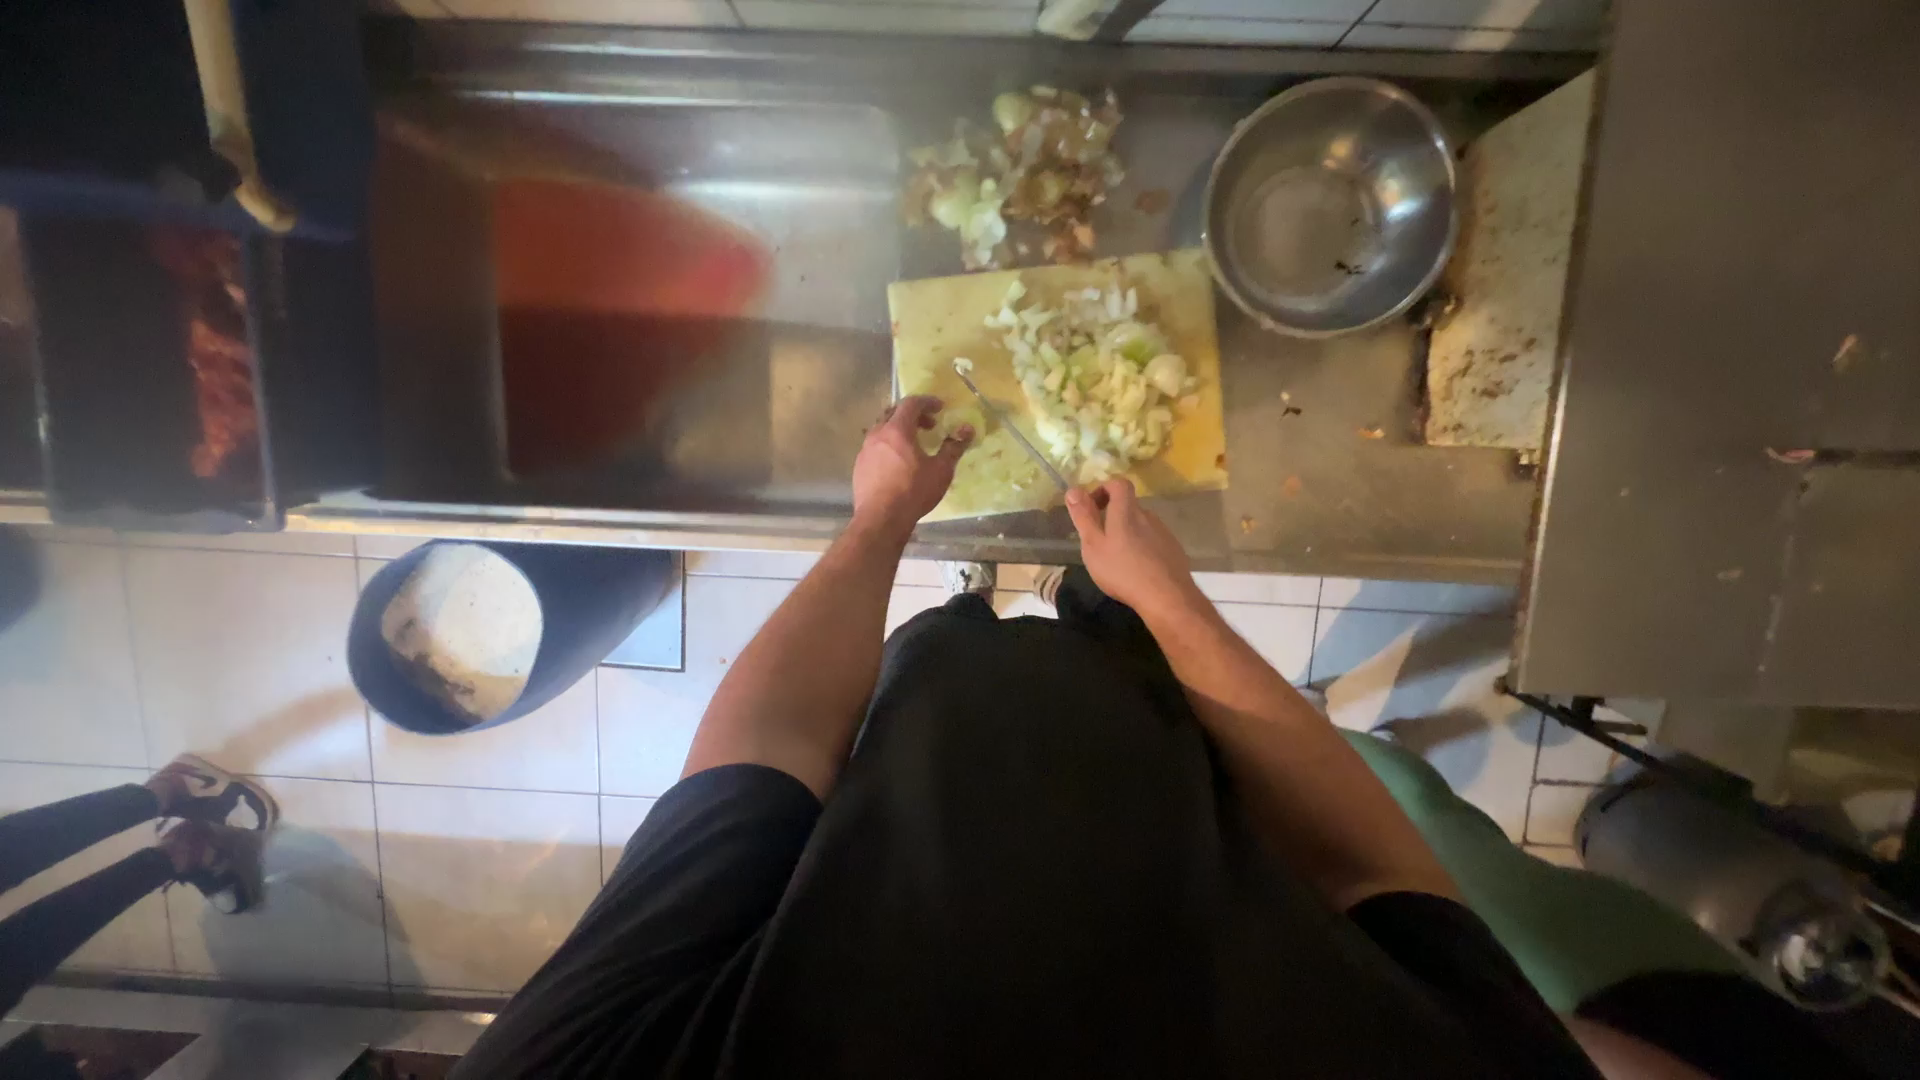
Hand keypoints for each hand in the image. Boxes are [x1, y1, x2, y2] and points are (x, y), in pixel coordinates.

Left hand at [851, 395, 972, 539]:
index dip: (927, 402)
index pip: (911, 403)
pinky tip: (897, 464)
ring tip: (913, 445)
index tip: (940, 408)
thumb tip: (967, 429)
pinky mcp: (859, 466)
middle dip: (912, 415)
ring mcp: (865, 450)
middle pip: (893, 412)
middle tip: (928, 426)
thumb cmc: (913, 492)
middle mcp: (877, 434)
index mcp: (897, 430)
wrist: (881, 519)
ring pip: (881, 429)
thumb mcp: (941, 470)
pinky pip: (875, 446)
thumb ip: (954, 447)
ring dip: (899, 430)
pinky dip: (888, 446)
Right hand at [1065, 478, 1204, 622]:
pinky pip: (1153, 541)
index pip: (1119, 484)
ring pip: (1141, 525)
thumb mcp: (1093, 545)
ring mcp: (1164, 533)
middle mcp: (1148, 516)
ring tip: (1117, 559)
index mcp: (1127, 511)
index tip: (1092, 507)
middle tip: (1099, 541)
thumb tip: (1073, 489)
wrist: (1166, 597)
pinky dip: (1142, 548)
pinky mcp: (1173, 550)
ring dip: (1127, 533)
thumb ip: (1084, 517)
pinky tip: (1137, 570)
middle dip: (1112, 516)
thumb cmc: (1122, 570)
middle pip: (1129, 506)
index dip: (1103, 489)